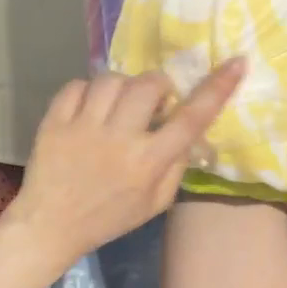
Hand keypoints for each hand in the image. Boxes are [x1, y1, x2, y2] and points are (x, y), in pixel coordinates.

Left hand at [0, 59, 244, 270]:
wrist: (50, 225)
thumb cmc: (107, 218)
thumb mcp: (154, 203)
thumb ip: (175, 165)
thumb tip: (188, 131)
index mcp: (148, 162)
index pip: (191, 118)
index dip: (217, 88)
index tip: (236, 62)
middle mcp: (118, 139)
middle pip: (148, 85)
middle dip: (157, 84)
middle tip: (153, 100)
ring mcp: (83, 127)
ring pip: (111, 79)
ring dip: (122, 85)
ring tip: (119, 103)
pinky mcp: (54, 122)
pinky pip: (76, 86)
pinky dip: (86, 90)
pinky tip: (89, 107)